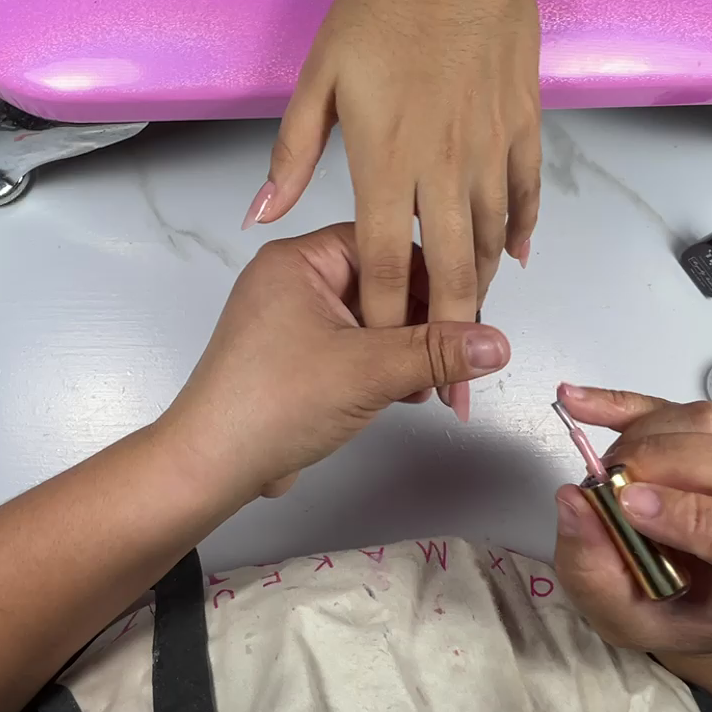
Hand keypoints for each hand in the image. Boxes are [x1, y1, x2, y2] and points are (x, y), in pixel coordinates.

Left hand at [161, 223, 512, 499]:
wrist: (212, 466)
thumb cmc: (277, 402)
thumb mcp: (368, 371)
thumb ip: (437, 352)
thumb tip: (499, 342)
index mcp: (300, 260)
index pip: (383, 245)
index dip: (431, 277)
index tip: (466, 316)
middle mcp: (295, 280)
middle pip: (382, 284)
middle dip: (420, 325)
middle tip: (449, 363)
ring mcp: (294, 319)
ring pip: (371, 320)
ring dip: (404, 352)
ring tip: (425, 387)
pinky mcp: (296, 356)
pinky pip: (353, 346)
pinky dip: (380, 367)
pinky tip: (401, 394)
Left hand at [245, 0, 542, 418]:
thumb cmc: (379, 6)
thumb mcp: (318, 78)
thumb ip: (292, 157)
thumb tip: (259, 213)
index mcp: (386, 159)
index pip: (384, 265)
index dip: (387, 323)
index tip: (390, 369)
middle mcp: (444, 165)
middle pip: (450, 269)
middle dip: (451, 335)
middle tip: (455, 387)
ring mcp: (491, 145)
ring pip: (493, 238)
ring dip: (485, 286)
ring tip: (476, 328)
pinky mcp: (523, 124)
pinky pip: (527, 192)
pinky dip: (524, 230)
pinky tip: (518, 259)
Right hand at [552, 385, 711, 655]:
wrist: (690, 600)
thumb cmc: (670, 618)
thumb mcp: (624, 620)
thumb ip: (595, 573)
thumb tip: (574, 500)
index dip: (696, 517)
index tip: (627, 506)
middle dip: (661, 464)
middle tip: (604, 482)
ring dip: (644, 436)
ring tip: (605, 469)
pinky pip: (681, 409)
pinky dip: (623, 404)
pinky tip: (577, 400)